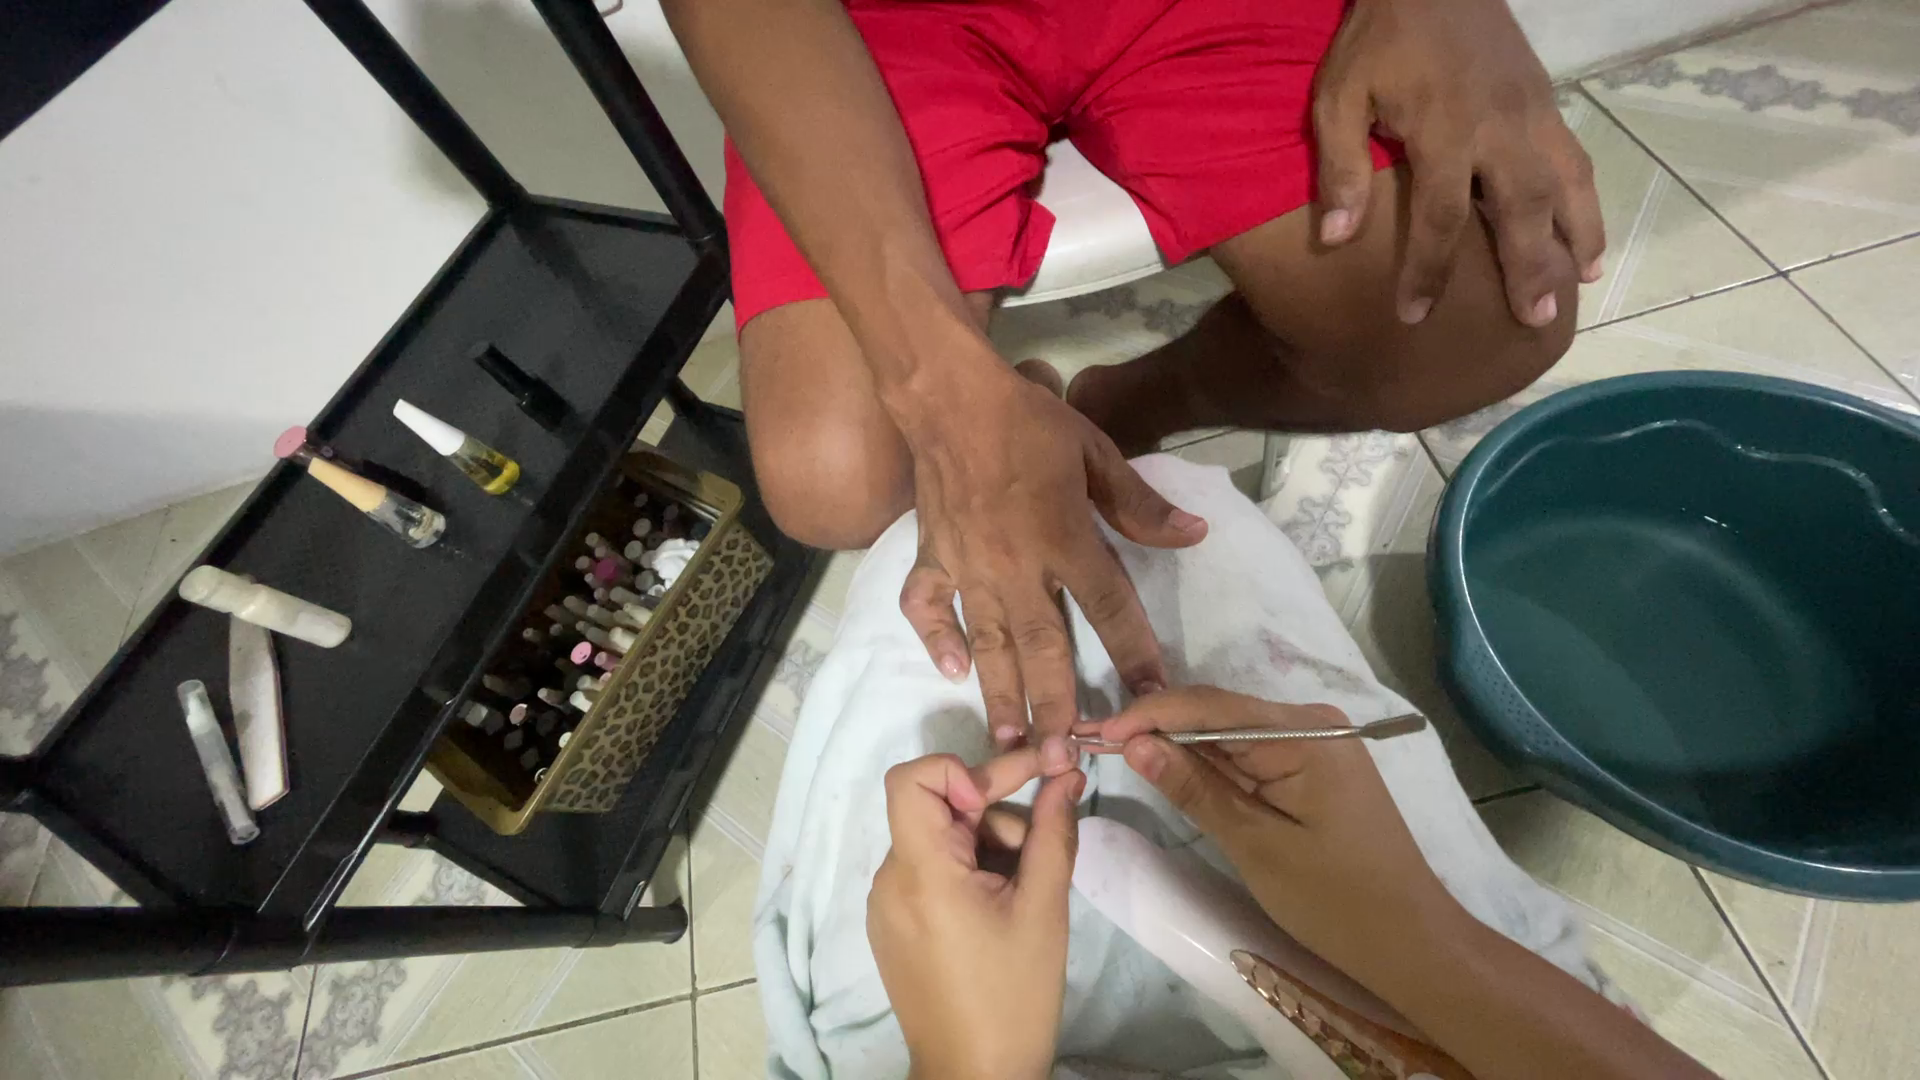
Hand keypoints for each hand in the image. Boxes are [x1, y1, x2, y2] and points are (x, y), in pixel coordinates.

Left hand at [869, 740, 1085, 1079]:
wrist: (974, 1079)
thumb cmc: (1013, 996)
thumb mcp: (1044, 909)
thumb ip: (1052, 832)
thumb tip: (1065, 773)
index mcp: (920, 873)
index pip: (910, 779)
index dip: (955, 771)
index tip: (997, 800)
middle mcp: (890, 878)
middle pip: (938, 808)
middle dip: (993, 814)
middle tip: (1041, 842)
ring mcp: (887, 901)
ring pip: (940, 837)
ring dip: (988, 845)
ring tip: (1025, 890)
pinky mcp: (894, 921)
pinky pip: (931, 867)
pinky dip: (969, 867)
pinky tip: (1002, 903)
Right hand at [894, 361, 1206, 743]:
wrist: (951, 400)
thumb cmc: (1028, 423)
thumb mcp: (1095, 452)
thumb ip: (1140, 503)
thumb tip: (1193, 536)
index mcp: (1063, 538)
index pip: (1108, 607)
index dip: (1135, 655)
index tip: (1152, 701)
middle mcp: (1016, 566)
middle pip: (1042, 646)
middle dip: (1055, 705)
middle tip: (1062, 760)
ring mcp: (967, 567)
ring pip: (989, 641)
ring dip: (1000, 693)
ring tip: (1007, 742)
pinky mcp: (931, 558)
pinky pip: (928, 607)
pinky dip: (936, 638)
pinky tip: (950, 670)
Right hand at [1090, 687, 1460, 985]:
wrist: (1414, 946)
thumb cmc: (1337, 902)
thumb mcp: (1255, 845)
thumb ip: (1194, 787)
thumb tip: (1133, 743)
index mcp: (1303, 733)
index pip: (1208, 706)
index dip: (1147, 715)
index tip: (1096, 732)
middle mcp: (1308, 721)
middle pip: (1216, 712)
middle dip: (1158, 727)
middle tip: (1100, 744)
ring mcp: (1311, 740)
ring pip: (1227, 731)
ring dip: (1179, 745)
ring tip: (1123, 754)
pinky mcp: (1308, 762)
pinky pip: (1246, 751)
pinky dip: (1209, 763)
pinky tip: (1173, 770)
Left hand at [1313, 0, 1603, 327]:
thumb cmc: (1374, 40)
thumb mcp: (1338, 99)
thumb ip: (1340, 168)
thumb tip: (1335, 239)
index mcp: (1446, 131)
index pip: (1440, 218)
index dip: (1427, 271)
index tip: (1414, 316)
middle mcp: (1501, 127)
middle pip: (1523, 210)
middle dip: (1528, 269)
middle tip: (1534, 324)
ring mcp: (1531, 112)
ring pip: (1566, 184)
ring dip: (1573, 238)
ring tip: (1575, 289)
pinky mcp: (1544, 100)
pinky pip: (1575, 158)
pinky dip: (1585, 199)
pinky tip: (1584, 233)